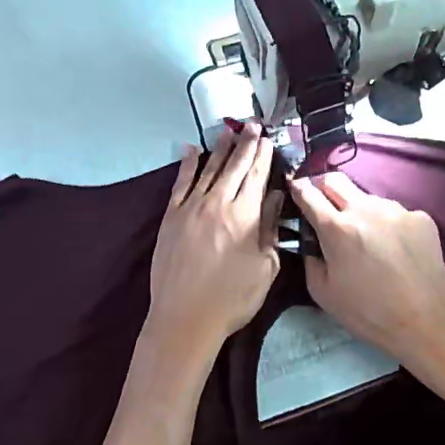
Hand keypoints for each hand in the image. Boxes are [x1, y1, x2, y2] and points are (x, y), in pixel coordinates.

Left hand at [145, 121, 281, 357]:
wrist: (184, 319)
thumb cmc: (232, 298)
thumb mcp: (264, 267)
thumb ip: (269, 229)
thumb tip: (273, 198)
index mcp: (244, 216)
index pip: (256, 176)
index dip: (262, 155)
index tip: (267, 138)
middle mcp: (217, 204)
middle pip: (234, 166)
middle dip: (245, 144)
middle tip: (251, 125)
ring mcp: (191, 209)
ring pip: (208, 170)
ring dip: (219, 149)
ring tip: (228, 131)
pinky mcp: (171, 218)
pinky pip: (180, 184)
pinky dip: (186, 166)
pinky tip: (190, 151)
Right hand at [288, 172, 444, 372]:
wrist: (425, 321)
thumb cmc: (368, 312)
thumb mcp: (322, 292)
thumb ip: (311, 257)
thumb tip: (311, 239)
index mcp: (337, 228)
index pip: (309, 193)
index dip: (298, 189)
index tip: (296, 189)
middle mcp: (366, 209)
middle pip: (336, 179)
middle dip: (323, 186)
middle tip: (323, 203)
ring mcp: (396, 210)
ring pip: (368, 198)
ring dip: (360, 211)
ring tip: (368, 241)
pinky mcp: (420, 217)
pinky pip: (395, 213)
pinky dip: (388, 225)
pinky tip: (394, 250)